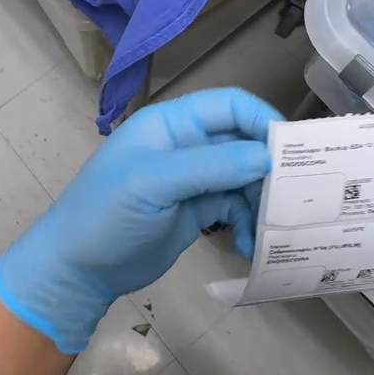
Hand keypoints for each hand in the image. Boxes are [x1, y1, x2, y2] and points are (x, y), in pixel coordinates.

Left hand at [0, 88, 280, 352]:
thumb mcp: (153, 183)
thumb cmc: (105, 213)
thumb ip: (210, 166)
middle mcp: (187, 145)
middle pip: (243, 143)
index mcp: (171, 124)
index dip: (262, 120)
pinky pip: (236, 209)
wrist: (78, 268)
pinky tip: (247, 245)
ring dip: (261, 203)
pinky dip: (248, 224)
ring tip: (267, 231)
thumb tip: (267, 157)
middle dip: (269, 169)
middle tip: (295, 199)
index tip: (294, 150)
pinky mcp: (197, 211)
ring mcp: (193, 180)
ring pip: (245, 179)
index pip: (228, 106)